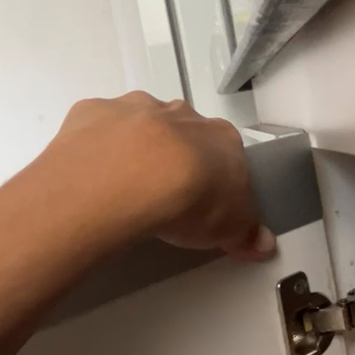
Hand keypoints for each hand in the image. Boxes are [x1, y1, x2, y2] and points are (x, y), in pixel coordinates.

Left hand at [30, 92, 276, 258]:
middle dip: (175, 156)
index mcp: (220, 136)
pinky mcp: (92, 113)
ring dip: (135, 146)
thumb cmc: (190, 197)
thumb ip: (248, 232)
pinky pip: (95, 125)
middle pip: (183, 131)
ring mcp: (135, 109)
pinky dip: (94, 144)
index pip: (225, 150)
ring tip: (124, 188)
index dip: (214, 174)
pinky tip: (91, 173)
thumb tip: (263, 245)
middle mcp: (181, 114)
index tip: (204, 199)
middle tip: (163, 194)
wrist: (125, 182)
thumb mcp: (231, 226)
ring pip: (140, 123)